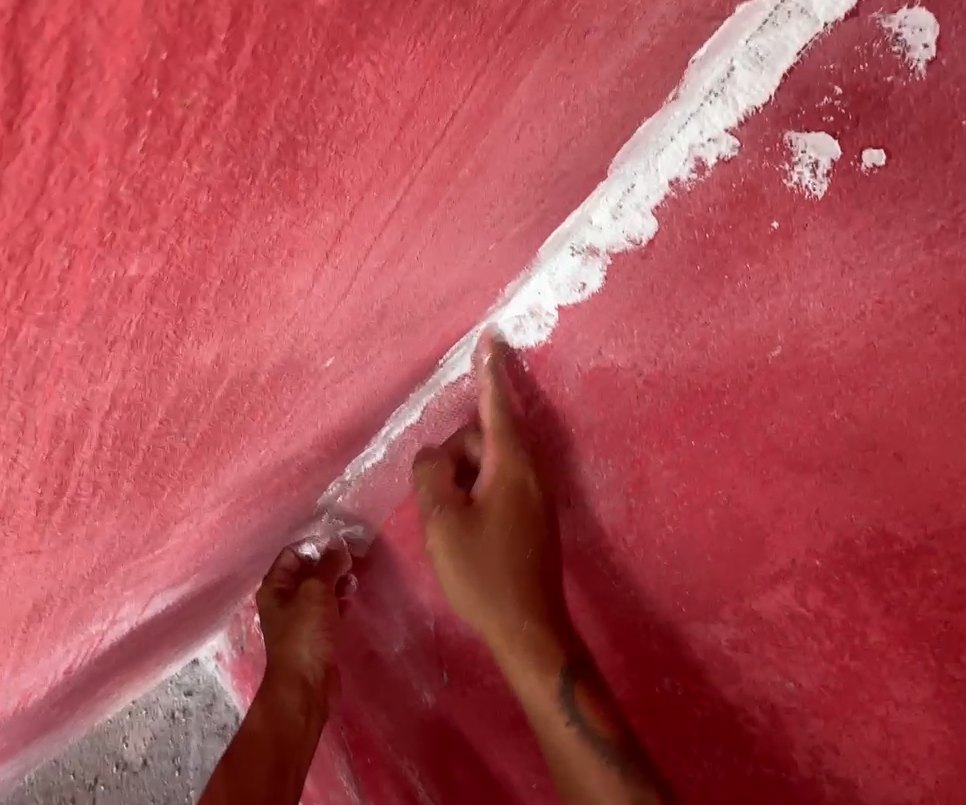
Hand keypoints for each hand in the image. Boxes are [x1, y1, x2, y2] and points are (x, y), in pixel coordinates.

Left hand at [255, 542, 353, 701]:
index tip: (341, 545)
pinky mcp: (314, 635)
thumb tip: (339, 547)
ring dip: (337, 583)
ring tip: (353, 583)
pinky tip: (351, 603)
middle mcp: (284, 600)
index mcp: (275, 586)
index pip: (294, 553)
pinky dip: (339, 603)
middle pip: (308, 571)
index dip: (316, 546)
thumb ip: (329, 565)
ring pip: (320, 591)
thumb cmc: (305, 634)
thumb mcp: (316, 591)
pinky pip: (327, 610)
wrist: (306, 686)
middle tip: (352, 563)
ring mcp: (299, 619)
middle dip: (330, 565)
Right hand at [411, 335, 566, 666]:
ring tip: (450, 524)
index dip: (490, 370)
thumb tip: (433, 455)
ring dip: (461, 479)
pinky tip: (463, 525)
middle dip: (454, 455)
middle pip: (483, 438)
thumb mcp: (442, 521)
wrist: (530, 630)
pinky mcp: (531, 515)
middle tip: (438, 499)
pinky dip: (474, 490)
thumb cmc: (483, 573)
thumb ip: (431, 474)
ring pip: (487, 464)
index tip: (491, 337)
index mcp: (511, 464)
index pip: (497, 404)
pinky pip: (497, 483)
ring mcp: (534, 495)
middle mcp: (530, 471)